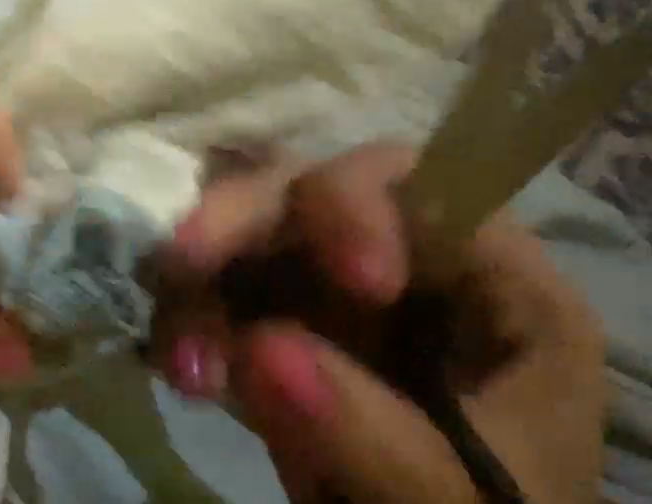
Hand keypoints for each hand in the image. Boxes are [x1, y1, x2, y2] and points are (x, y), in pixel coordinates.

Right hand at [149, 144, 605, 502]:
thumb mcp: (459, 495)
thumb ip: (377, 433)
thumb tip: (259, 347)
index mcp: (483, 281)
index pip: (410, 186)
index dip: (358, 205)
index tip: (353, 283)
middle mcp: (383, 257)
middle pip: (293, 192)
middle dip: (233, 225)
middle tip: (181, 263)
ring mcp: (310, 280)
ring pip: (228, 230)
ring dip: (192, 283)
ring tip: (189, 369)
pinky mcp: (254, 312)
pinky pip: (196, 282)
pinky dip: (175, 316)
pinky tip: (180, 371)